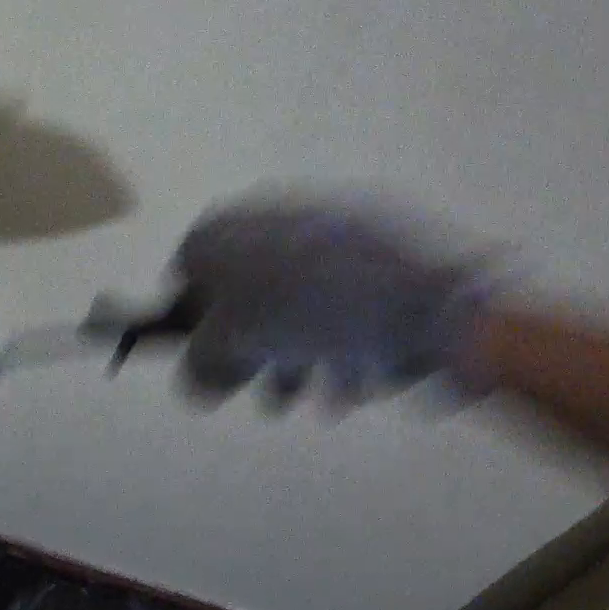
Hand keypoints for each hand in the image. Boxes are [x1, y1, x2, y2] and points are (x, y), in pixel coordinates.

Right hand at [170, 193, 493, 409]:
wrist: (422, 290)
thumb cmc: (306, 314)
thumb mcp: (233, 348)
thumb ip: (200, 365)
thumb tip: (193, 381)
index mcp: (217, 229)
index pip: (186, 280)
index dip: (200, 332)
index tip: (222, 372)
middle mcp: (258, 213)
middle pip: (246, 291)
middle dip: (259, 351)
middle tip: (276, 396)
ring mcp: (316, 217)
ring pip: (296, 294)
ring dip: (303, 351)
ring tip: (327, 396)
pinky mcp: (369, 231)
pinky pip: (338, 283)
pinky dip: (341, 325)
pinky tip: (361, 368)